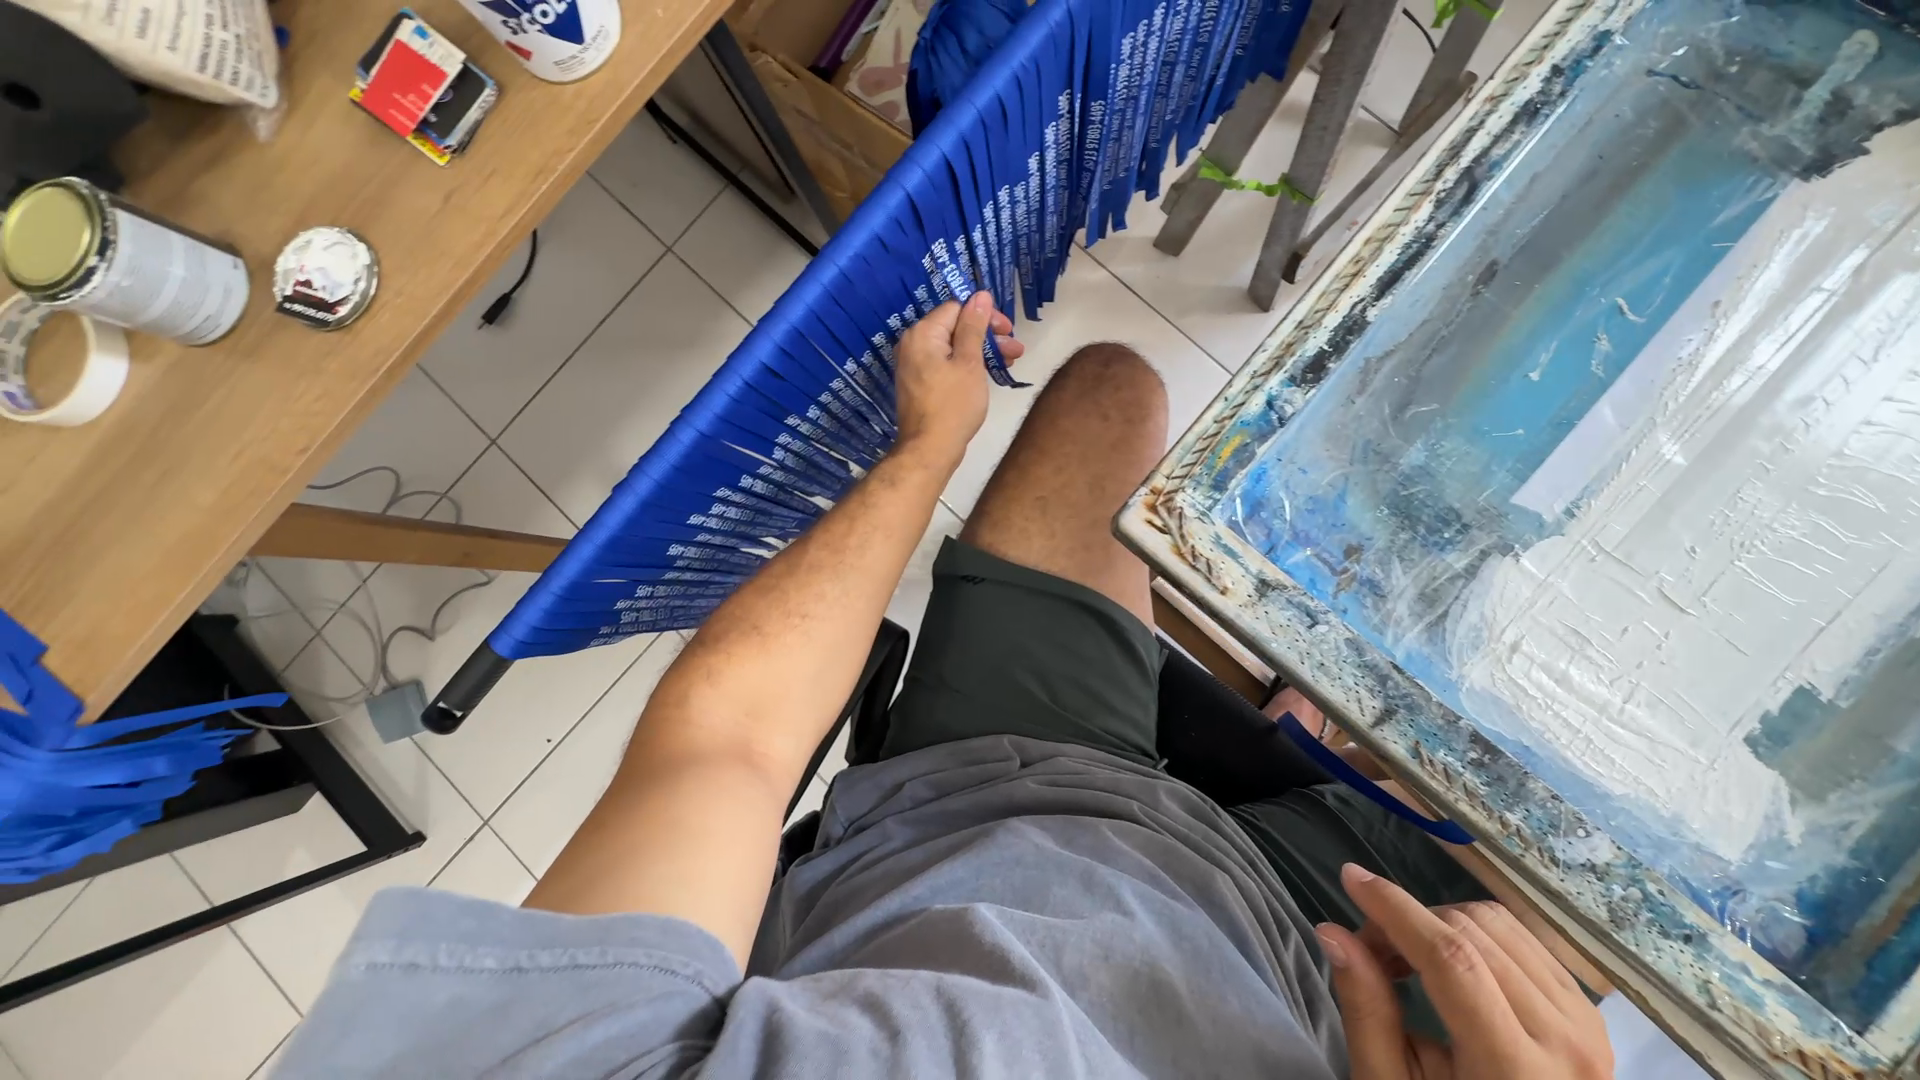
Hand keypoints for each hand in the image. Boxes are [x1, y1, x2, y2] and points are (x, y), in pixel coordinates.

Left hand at [893, 292, 1023, 465]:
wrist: (930, 450)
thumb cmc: (953, 405)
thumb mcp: (970, 363)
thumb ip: (974, 327)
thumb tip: (979, 296)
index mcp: (923, 334)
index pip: (956, 309)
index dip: (984, 316)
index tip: (1007, 331)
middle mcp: (912, 345)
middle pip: (954, 328)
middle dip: (987, 335)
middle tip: (1015, 348)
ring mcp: (913, 366)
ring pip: (952, 348)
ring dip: (981, 351)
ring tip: (1010, 361)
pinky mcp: (919, 384)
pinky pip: (944, 365)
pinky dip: (966, 365)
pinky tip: (987, 373)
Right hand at [1317, 864, 1611, 1079]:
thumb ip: (1366, 1010)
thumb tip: (1332, 931)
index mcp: (1516, 1072)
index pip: (1452, 962)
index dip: (1396, 911)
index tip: (1350, 877)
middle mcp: (1567, 1041)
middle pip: (1470, 934)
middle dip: (1406, 924)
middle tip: (1372, 956)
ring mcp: (1587, 1024)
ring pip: (1496, 923)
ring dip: (1437, 924)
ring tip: (1409, 961)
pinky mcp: (1590, 1012)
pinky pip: (1522, 936)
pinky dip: (1472, 932)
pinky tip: (1450, 963)